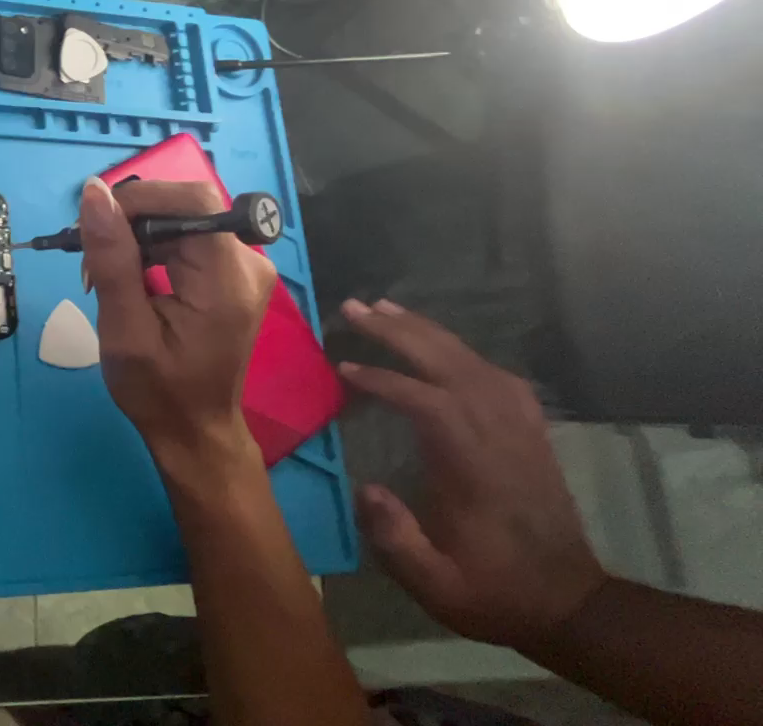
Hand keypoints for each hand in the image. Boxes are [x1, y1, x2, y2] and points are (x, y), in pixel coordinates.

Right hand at [80, 177, 277, 470]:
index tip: (95, 230)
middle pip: (184, 206)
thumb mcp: (123, 328)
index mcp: (227, 279)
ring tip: (103, 275)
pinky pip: (184, 236)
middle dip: (129, 221)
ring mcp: (242, 267)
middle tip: (90, 261)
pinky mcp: (230, 273)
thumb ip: (111, 258)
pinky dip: (148, 247)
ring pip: (180, 218)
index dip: (139, 199)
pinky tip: (127, 277)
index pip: (190, 201)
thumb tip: (94, 193)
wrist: (193, 429)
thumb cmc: (156, 389)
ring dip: (134, 235)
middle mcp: (246, 263)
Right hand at [339, 299, 606, 650]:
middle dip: (402, 334)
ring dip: (429, 333)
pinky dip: (465, 353)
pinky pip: (499, 378)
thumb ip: (397, 539)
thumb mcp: (436, 585)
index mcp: (477, 472)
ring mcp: (523, 434)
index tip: (342, 367)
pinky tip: (440, 345)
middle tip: (354, 307)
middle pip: (454, 370)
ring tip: (385, 309)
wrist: (571, 606)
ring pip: (477, 365)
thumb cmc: (492, 591)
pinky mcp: (530, 435)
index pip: (433, 405)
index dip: (387, 380)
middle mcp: (503, 442)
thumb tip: (365, 487)